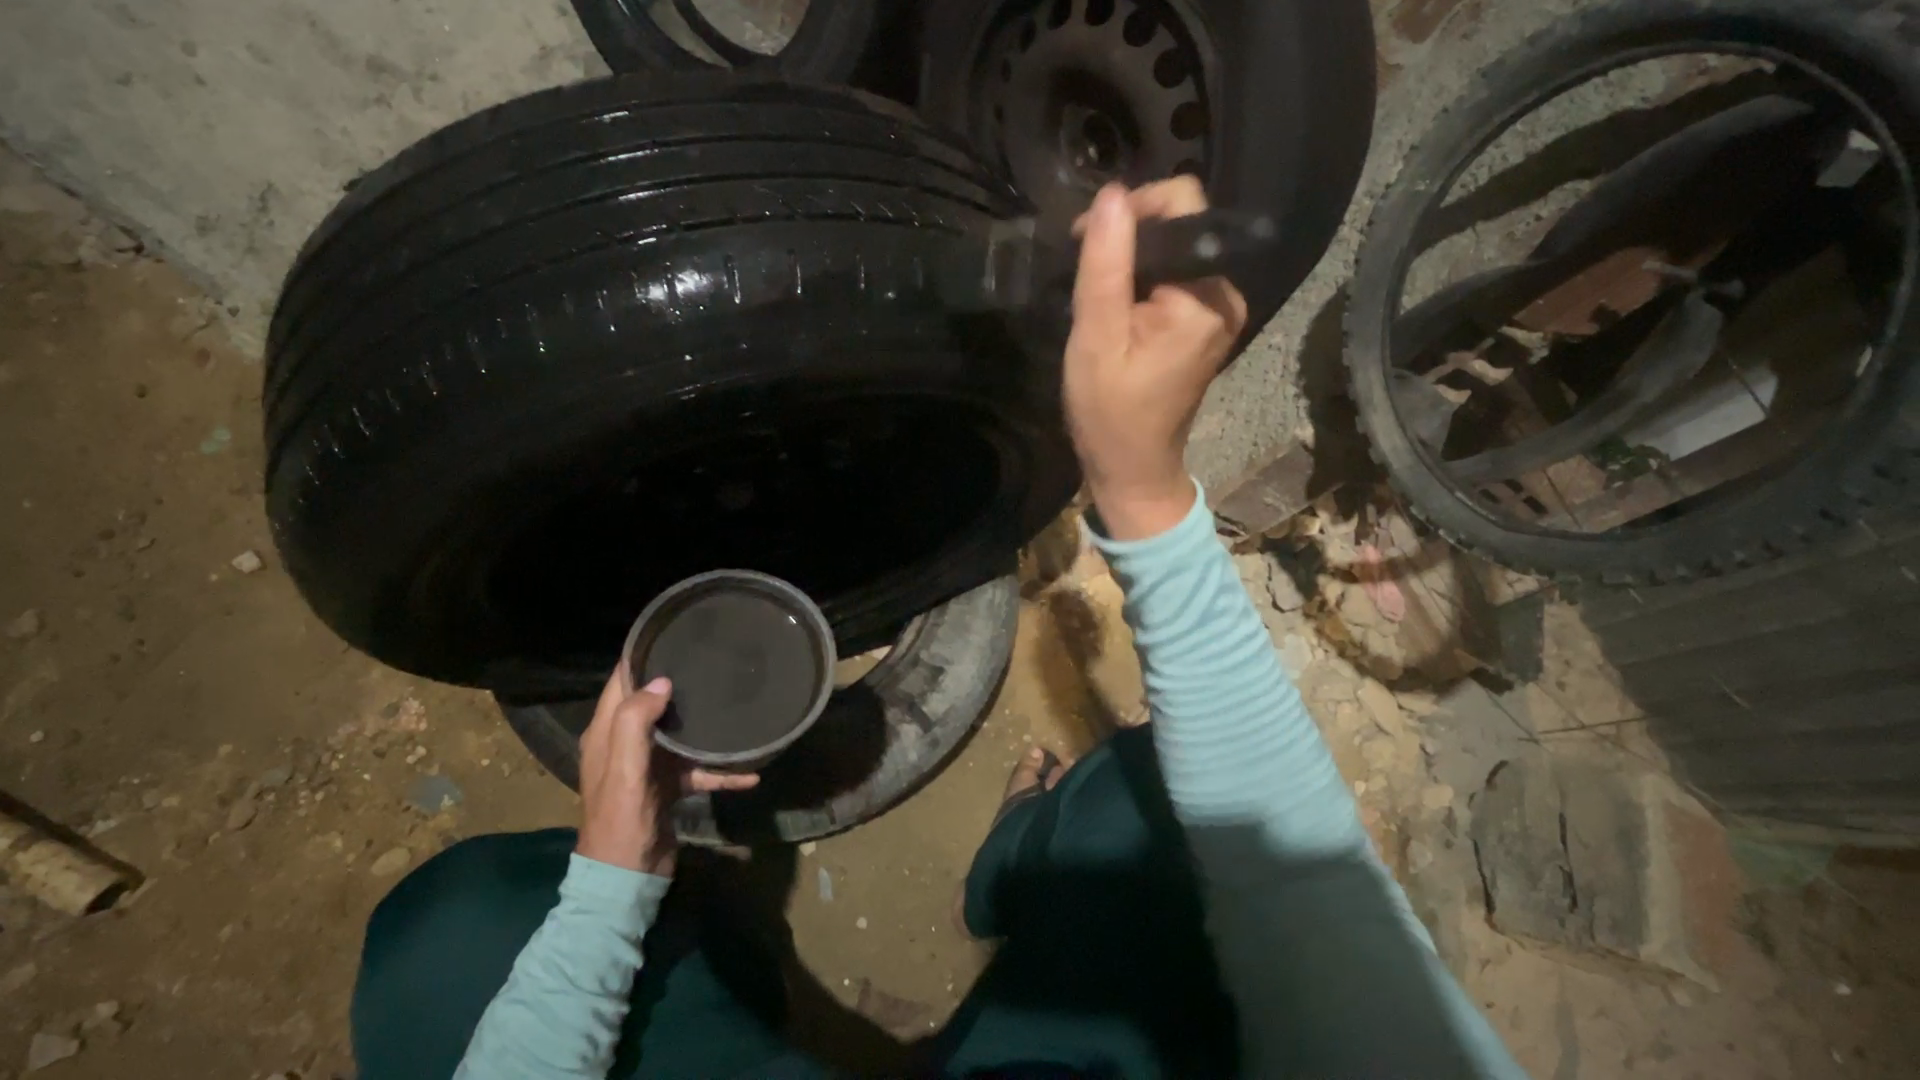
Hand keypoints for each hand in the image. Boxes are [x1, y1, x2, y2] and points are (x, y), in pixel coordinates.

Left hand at [575, 672, 758, 876]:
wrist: (627, 879)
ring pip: (680, 735)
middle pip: (653, 703)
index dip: (642, 657)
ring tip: (735, 706)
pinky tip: (750, 771)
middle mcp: (626, 745)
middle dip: (680, 683)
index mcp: (606, 734)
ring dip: (705, 726)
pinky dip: (721, 770)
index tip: (673, 634)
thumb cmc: (621, 819)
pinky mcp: (668, 788)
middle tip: (714, 663)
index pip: (621, 682)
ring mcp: (649, 767)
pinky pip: (699, 771)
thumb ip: (635, 721)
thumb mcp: (624, 767)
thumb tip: (664, 682)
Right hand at [1064, 178, 1248, 539]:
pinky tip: (1116, 309)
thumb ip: (1106, 265)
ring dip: (1133, 261)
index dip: (1132, 211)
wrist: (1133, 467)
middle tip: (1085, 269)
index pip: (1182, 208)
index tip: (1088, 242)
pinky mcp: (1208, 323)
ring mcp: (1221, 310)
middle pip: (1180, 227)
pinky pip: (1176, 278)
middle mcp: (1226, 295)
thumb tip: (1112, 194)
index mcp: (1206, 297)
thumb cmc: (1109, 412)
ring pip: (1175, 252)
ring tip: (1097, 293)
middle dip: (1130, 238)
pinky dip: (1144, 282)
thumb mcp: (1096, 338)